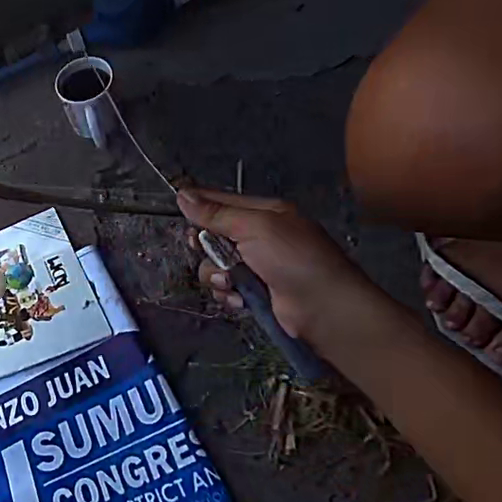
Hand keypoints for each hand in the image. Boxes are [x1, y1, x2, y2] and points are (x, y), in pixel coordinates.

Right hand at [178, 189, 387, 352]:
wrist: (324, 307)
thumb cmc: (293, 258)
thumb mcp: (256, 227)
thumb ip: (217, 214)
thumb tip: (183, 195)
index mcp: (264, 212)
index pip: (223, 201)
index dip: (200, 203)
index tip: (178, 204)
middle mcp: (258, 237)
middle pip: (213, 234)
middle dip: (205, 244)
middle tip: (202, 248)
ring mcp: (255, 266)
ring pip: (214, 264)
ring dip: (216, 274)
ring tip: (230, 282)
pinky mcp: (254, 292)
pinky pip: (225, 288)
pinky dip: (228, 294)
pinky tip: (240, 299)